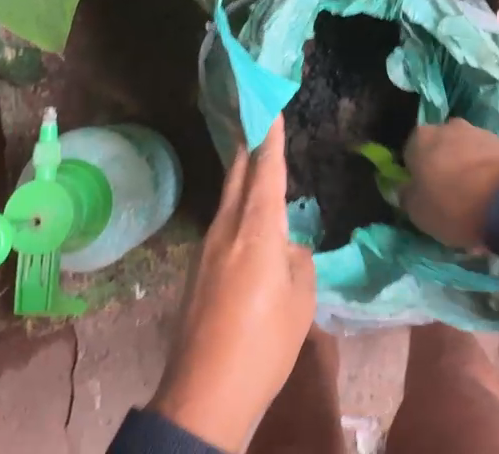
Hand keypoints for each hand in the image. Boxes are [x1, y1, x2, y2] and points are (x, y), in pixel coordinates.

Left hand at [148, 118, 315, 450]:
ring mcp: (206, 249)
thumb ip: (298, 263)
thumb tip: (288, 249)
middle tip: (252, 116)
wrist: (205, 391)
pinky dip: (236, 207)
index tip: (269, 108)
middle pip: (236, 176)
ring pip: (227, 200)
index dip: (270, 138)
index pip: (265, 171)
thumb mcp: (300, 303)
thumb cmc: (265, 343)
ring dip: (240, 176)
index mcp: (257, 231)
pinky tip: (246, 218)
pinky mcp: (197, 271)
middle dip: (246, 145)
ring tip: (253, 159)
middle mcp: (226, 229)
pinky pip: (222, 224)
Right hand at [401, 120, 498, 251]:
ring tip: (474, 199)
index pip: (410, 153)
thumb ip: (407, 195)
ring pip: (465, 152)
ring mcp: (478, 132)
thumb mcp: (417, 211)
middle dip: (443, 167)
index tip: (424, 193)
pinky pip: (487, 159)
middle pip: (440, 148)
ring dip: (466, 168)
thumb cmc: (452, 205)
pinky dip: (486, 172)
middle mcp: (447, 127)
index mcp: (420, 138)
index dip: (416, 175)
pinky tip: (490, 195)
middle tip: (449, 196)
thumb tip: (407, 188)